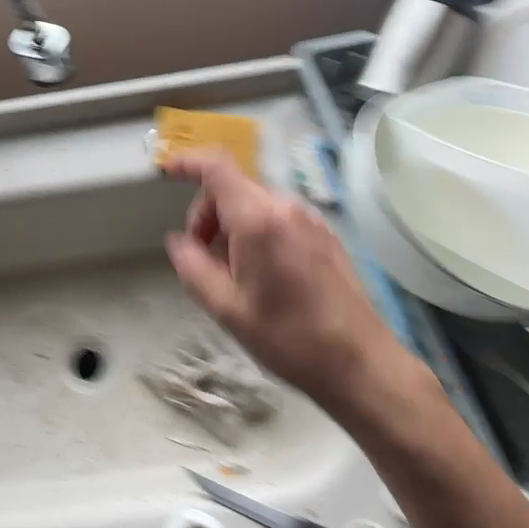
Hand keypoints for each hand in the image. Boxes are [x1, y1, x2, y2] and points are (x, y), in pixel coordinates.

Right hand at [163, 151, 407, 411]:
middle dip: (208, 215)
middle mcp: (286, 208)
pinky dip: (258, 232)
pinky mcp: (326, 237)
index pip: (217, 169)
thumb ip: (193, 268)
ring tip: (234, 275)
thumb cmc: (288, 337)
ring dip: (233, 226)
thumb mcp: (227, 309)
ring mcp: (311, 221)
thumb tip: (178, 243)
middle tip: (203, 259)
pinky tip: (263, 276)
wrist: (360, 364)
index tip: (167, 174)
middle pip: (234, 188)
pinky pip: (280, 219)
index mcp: (258, 220)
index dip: (188, 163)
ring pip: (256, 205)